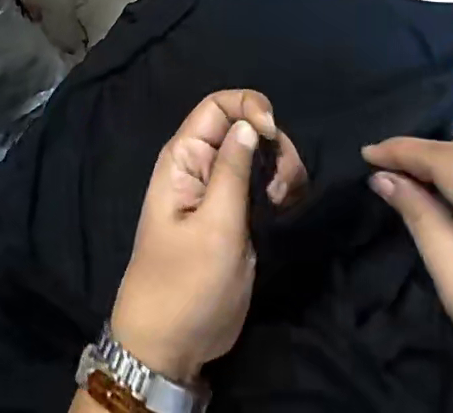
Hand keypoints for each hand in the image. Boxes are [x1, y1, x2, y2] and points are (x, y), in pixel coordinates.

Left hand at [109, 91, 307, 382]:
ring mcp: (218, 189)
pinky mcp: (235, 212)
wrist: (170, 347)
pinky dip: (280, 187)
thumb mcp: (214, 226)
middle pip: (244, 125)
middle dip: (272, 143)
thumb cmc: (186, 284)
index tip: (272, 134)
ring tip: (282, 201)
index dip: (249, 107)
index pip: (218, 104)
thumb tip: (249, 123)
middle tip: (283, 184)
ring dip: (281, 167)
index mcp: (184, 158)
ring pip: (259, 152)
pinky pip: (262, 180)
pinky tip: (283, 208)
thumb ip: (233, 170)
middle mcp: (201, 164)